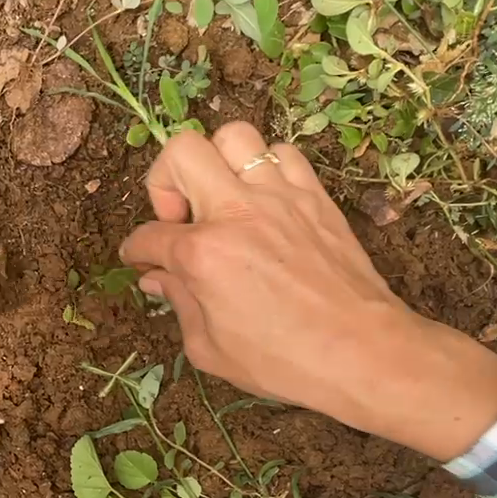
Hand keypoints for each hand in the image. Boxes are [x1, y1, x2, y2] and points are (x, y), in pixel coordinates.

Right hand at [118, 124, 496, 462]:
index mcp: (202, 254)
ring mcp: (280, 197)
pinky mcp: (315, 196)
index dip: (135, 251)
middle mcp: (237, 212)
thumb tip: (157, 277)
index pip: (147, 236)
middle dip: (164, 181)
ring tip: (221, 200)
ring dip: (217, 164)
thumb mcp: (207, 347)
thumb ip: (177, 303)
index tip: (140, 260)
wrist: (362, 353)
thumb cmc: (279, 361)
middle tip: (179, 218)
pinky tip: (263, 203)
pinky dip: (264, 169)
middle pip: (181, 151)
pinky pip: (283, 153)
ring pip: (234, 137)